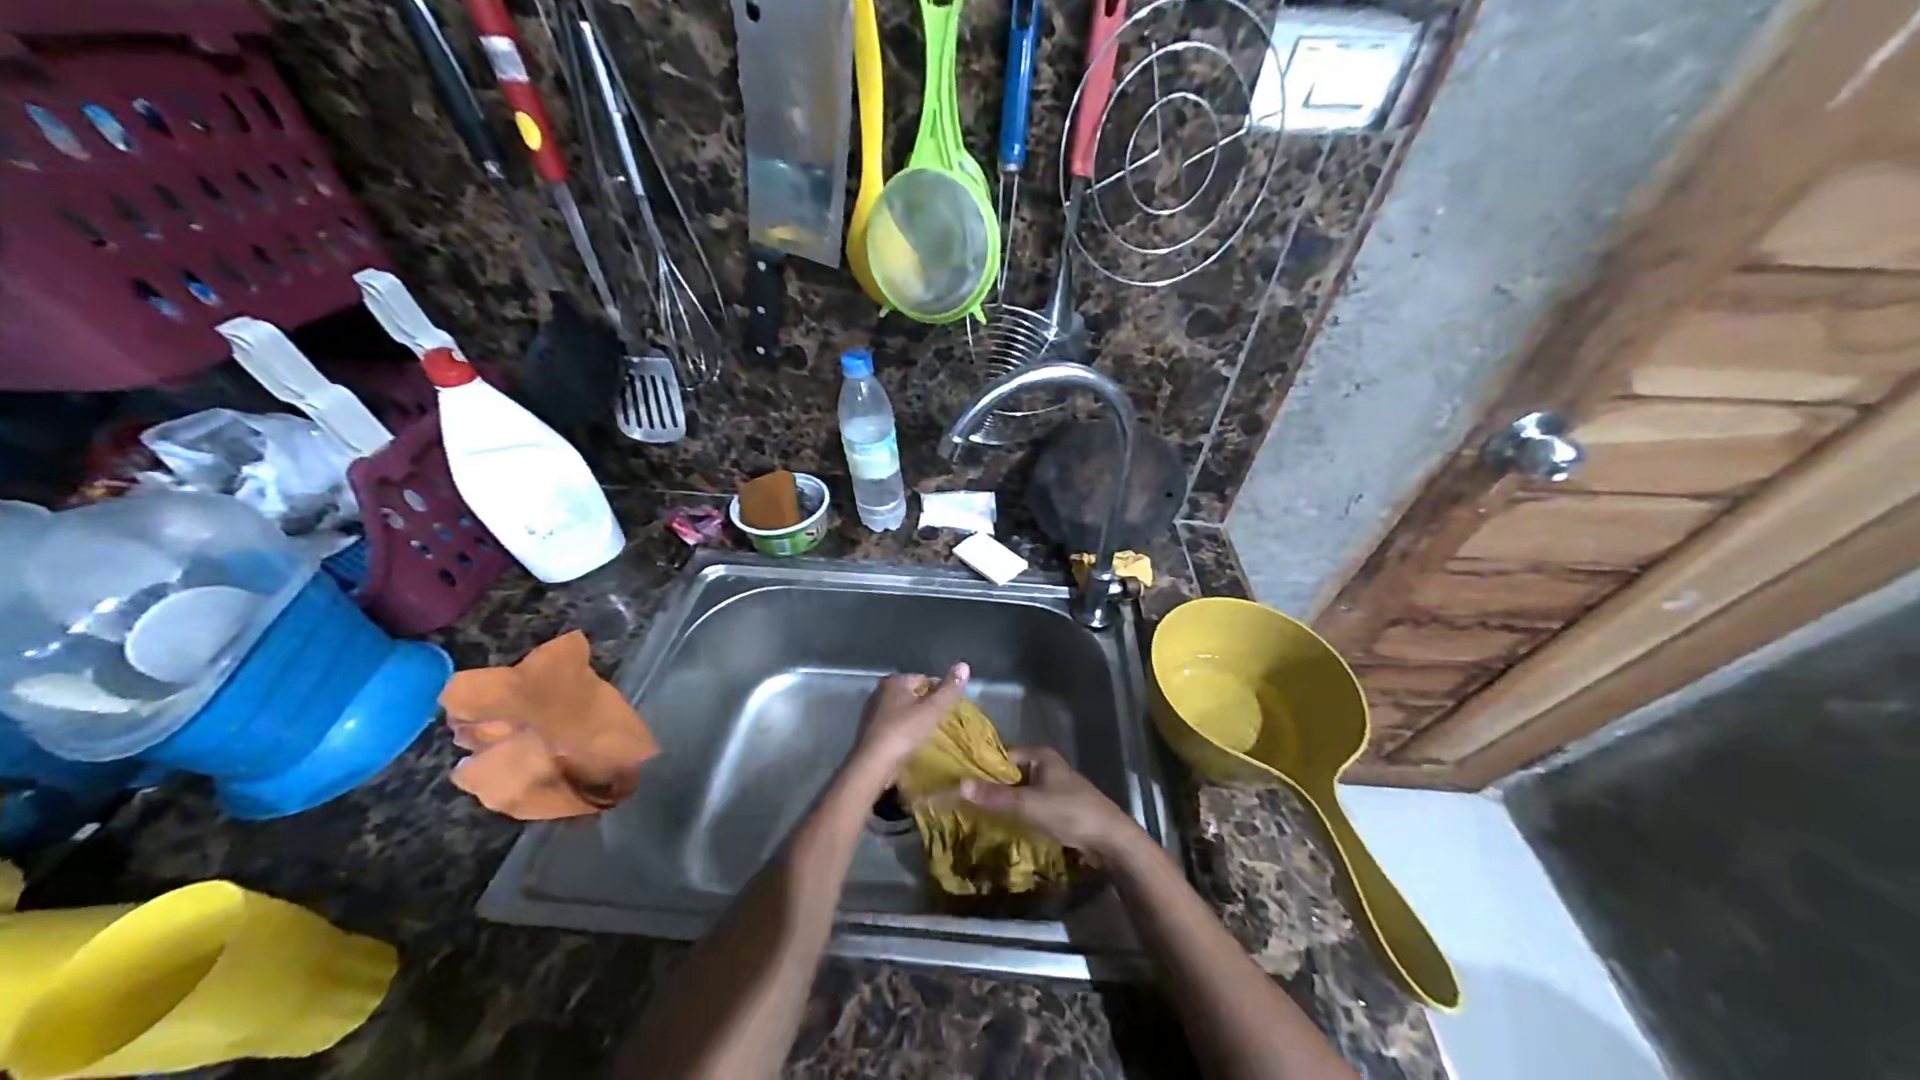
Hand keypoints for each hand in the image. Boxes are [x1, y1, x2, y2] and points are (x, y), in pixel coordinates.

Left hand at [847, 663, 970, 786]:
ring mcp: (871, 711)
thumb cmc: (903, 731)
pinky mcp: (868, 730)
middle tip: (940, 722)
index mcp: (894, 681)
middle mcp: (879, 691)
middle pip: (912, 694)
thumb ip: (949, 689)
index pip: (924, 679)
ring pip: (901, 710)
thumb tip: (964, 665)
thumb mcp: (932, 709)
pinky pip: (892, 724)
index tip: (948, 708)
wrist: (872, 764)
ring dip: (914, 719)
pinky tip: (910, 743)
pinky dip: (903, 730)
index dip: (939, 692)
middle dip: (926, 705)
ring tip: (927, 734)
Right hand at [955, 745, 1143, 860]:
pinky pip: (1026, 802)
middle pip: (1008, 772)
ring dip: (1000, 799)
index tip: (957, 780)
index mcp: (1039, 754)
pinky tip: (998, 821)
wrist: (1110, 839)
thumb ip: (994, 796)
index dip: (980, 767)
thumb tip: (958, 785)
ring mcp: (1051, 784)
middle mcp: (1044, 764)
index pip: (1001, 754)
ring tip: (973, 811)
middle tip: (960, 798)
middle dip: (988, 785)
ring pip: (1017, 788)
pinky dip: (1013, 810)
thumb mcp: (1028, 805)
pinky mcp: (1055, 804)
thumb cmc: (1070, 813)